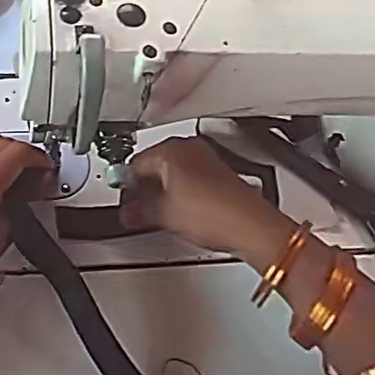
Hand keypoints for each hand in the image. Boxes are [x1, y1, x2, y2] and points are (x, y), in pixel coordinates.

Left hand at [0, 134, 53, 311]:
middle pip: (3, 141)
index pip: (19, 152)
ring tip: (17, 171)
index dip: (39, 158)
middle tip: (36, 169)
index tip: (46, 167)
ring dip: (5, 151)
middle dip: (23, 152)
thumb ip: (22, 198)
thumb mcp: (5, 229)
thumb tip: (32, 185)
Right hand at [122, 136, 293, 264]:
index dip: (126, 184)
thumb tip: (129, 212)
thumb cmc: (214, 211)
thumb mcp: (164, 214)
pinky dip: (181, 190)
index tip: (123, 199)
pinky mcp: (218, 172)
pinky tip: (179, 210)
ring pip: (173, 170)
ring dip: (162, 188)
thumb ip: (138, 211)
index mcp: (170, 150)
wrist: (251, 226)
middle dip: (143, 186)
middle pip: (154, 164)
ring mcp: (205, 158)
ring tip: (157, 212)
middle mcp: (188, 148)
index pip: (135, 163)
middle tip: (135, 206)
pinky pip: (190, 177)